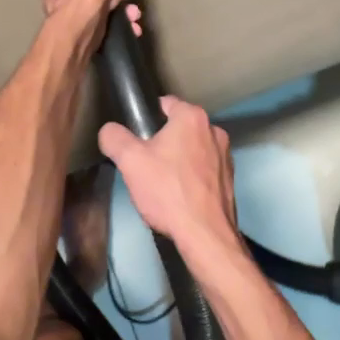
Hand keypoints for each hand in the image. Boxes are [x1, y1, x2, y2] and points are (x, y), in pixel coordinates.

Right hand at [98, 96, 237, 256]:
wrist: (205, 235)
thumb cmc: (168, 191)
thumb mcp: (130, 161)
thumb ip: (114, 138)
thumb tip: (109, 131)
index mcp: (192, 117)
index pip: (165, 104)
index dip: (147, 119)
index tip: (137, 139)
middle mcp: (214, 130)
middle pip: (179, 128)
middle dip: (163, 143)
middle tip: (146, 166)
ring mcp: (225, 155)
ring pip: (193, 149)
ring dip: (179, 160)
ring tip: (163, 185)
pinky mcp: (230, 179)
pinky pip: (205, 170)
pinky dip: (193, 178)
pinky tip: (181, 198)